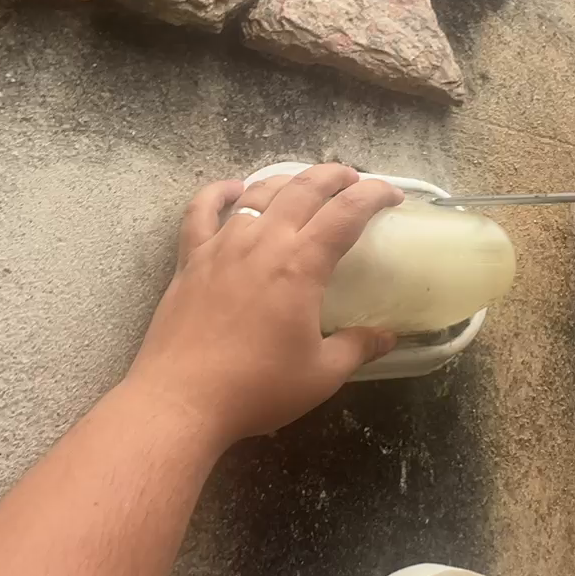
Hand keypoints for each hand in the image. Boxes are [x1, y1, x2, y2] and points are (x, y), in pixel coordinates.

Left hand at [124, 164, 404, 446]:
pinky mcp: (191, 258)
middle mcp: (263, 241)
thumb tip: (388, 337)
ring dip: (287, 180)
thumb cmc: (257, 388)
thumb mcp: (322, 375)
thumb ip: (357, 348)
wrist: (182, 400)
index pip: (346, 212)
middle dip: (334, 175)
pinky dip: (219, 192)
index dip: (374, 196)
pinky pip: (202, 211)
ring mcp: (222, 245)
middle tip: (354, 178)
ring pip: (258, 192)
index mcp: (301, 264)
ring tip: (304, 182)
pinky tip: (233, 188)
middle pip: (303, 188)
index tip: (393, 195)